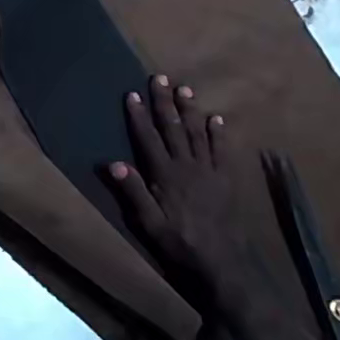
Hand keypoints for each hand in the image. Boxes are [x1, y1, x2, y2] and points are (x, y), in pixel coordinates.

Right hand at [105, 75, 280, 304]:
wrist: (224, 261)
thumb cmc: (180, 242)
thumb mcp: (148, 222)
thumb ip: (133, 192)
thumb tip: (112, 163)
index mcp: (165, 174)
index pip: (148, 138)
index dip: (139, 116)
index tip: (132, 94)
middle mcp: (187, 165)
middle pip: (173, 128)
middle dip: (164, 102)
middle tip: (160, 78)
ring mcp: (209, 170)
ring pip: (198, 132)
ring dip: (190, 110)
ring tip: (184, 89)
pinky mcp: (227, 178)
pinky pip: (223, 150)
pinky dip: (219, 133)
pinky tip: (216, 119)